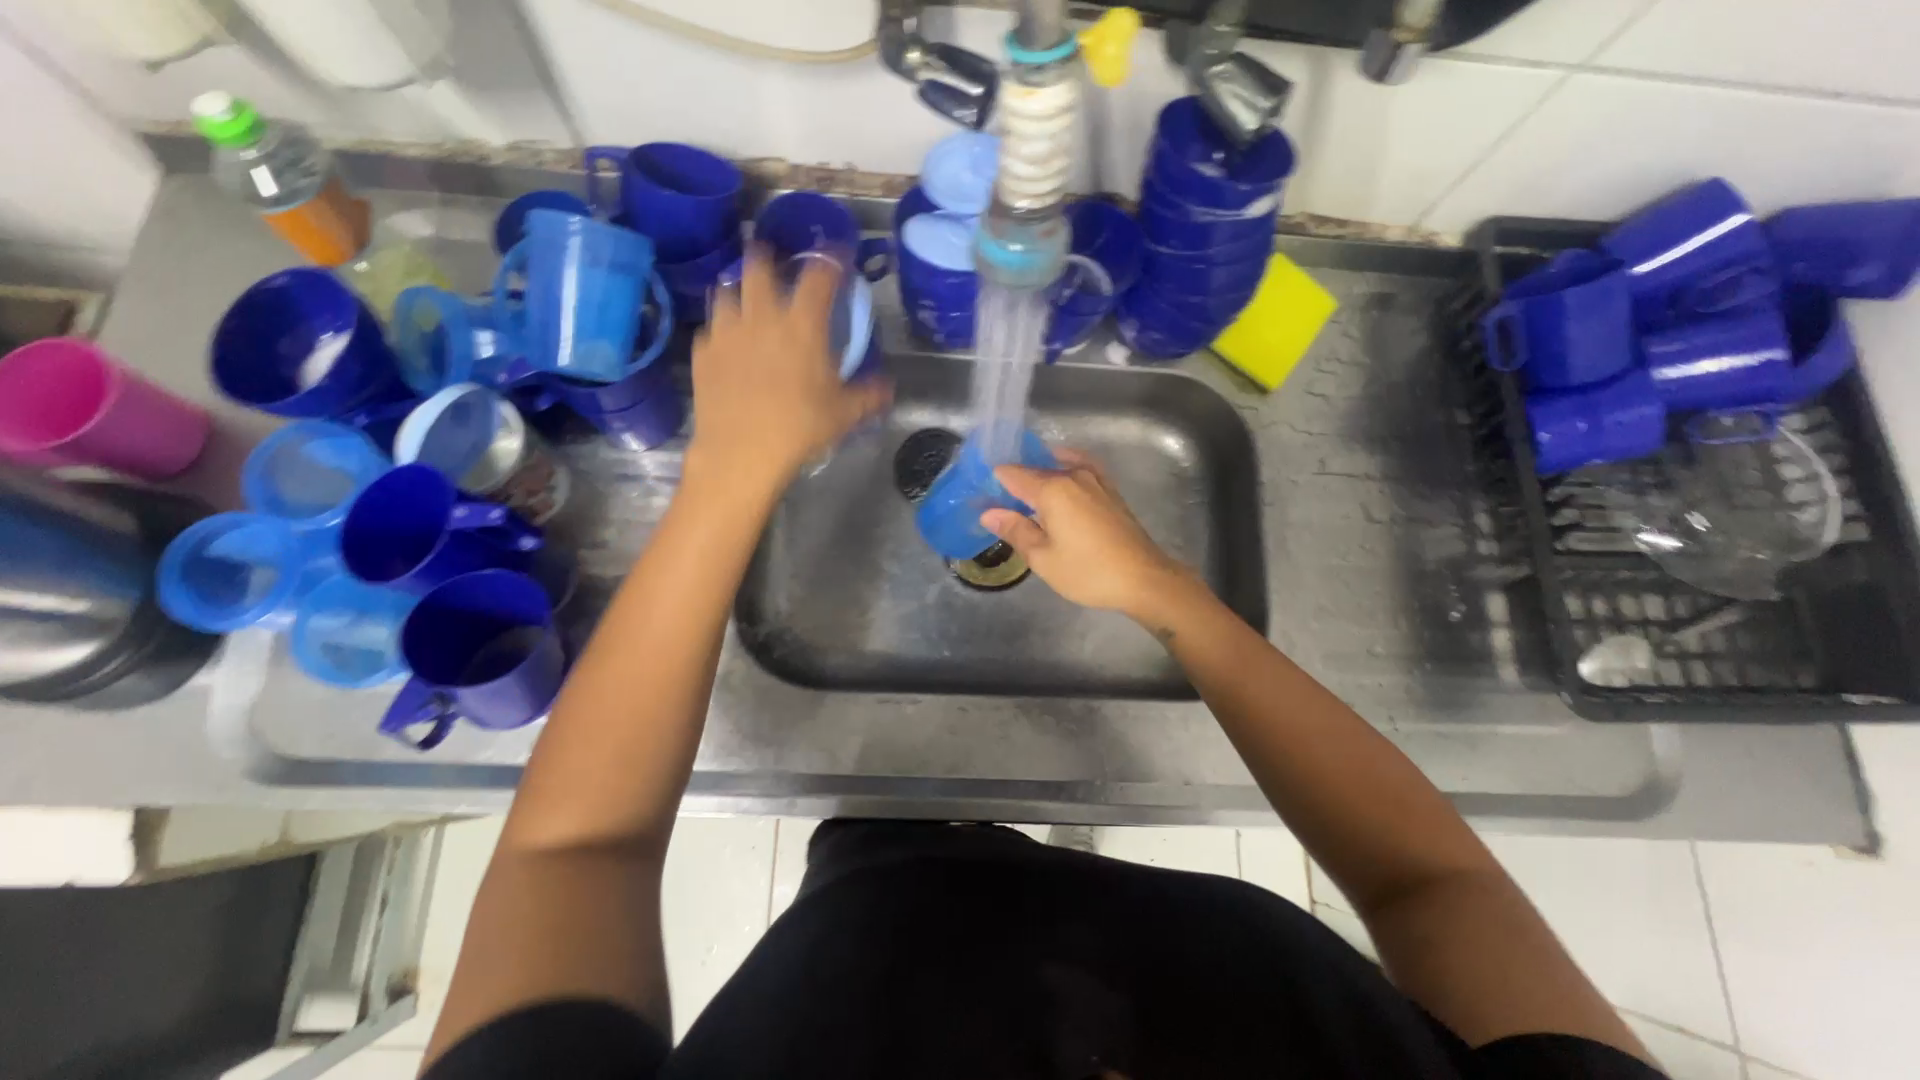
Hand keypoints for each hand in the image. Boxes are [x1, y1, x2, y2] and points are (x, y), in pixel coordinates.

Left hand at [685, 246, 890, 495]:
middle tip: (775, 267)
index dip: (830, 260)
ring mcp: (727, 331)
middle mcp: (762, 316)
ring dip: (738, 292)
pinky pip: (710, 329)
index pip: (819, 275)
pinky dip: (720, 332)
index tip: (837, 258)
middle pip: (759, 266)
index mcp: (803, 324)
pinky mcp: (702, 352)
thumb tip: (886, 389)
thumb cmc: (799, 428)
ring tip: (746, 304)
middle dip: (767, 260)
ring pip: (726, 290)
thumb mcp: (844, 414)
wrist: (741, 452)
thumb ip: (867, 395)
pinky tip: (727, 346)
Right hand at [981, 450, 1202, 621]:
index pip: (1012, 474)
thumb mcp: (1043, 558)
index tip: (978, 493)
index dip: (992, 481)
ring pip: (1058, 466)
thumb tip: (988, 512)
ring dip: (1038, 475)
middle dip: (1014, 480)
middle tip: (996, 499)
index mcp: (1051, 488)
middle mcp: (1072, 475)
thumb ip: (1015, 530)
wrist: (1143, 578)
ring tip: (1024, 495)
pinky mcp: (1109, 489)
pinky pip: (1079, 469)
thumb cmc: (1088, 571)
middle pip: (1034, 468)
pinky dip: (1063, 471)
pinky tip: (1058, 484)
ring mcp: (1095, 479)